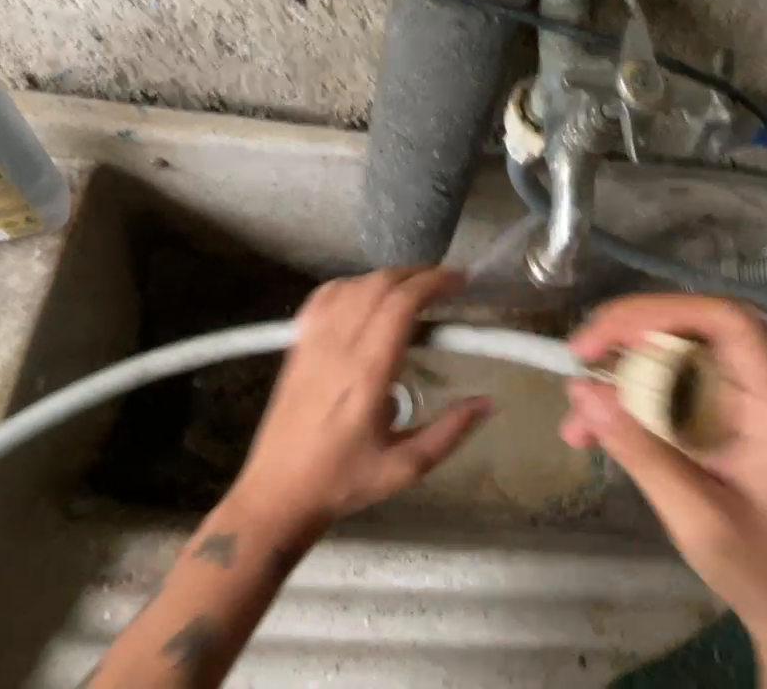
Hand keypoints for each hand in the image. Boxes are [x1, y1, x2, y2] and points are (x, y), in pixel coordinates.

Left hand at [232, 267, 494, 528]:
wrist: (277, 492)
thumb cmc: (343, 481)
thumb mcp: (406, 468)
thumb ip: (449, 432)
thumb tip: (489, 402)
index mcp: (367, 372)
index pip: (401, 303)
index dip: (433, 282)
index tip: (460, 282)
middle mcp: (338, 346)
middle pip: (379, 284)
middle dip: (417, 274)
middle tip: (446, 285)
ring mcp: (313, 341)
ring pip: (352, 285)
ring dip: (387, 278)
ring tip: (414, 291)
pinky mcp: (297, 345)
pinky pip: (323, 297)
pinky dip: (351, 285)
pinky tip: (367, 296)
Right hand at [560, 295, 766, 629]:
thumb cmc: (760, 566)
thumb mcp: (698, 517)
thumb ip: (643, 453)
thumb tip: (582, 392)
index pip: (726, 322)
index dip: (665, 311)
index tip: (608, 335)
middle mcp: (750, 389)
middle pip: (688, 328)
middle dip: (627, 334)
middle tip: (579, 357)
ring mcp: (727, 404)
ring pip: (665, 359)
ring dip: (615, 376)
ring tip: (575, 417)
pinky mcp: (706, 421)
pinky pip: (658, 392)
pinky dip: (620, 406)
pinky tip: (587, 435)